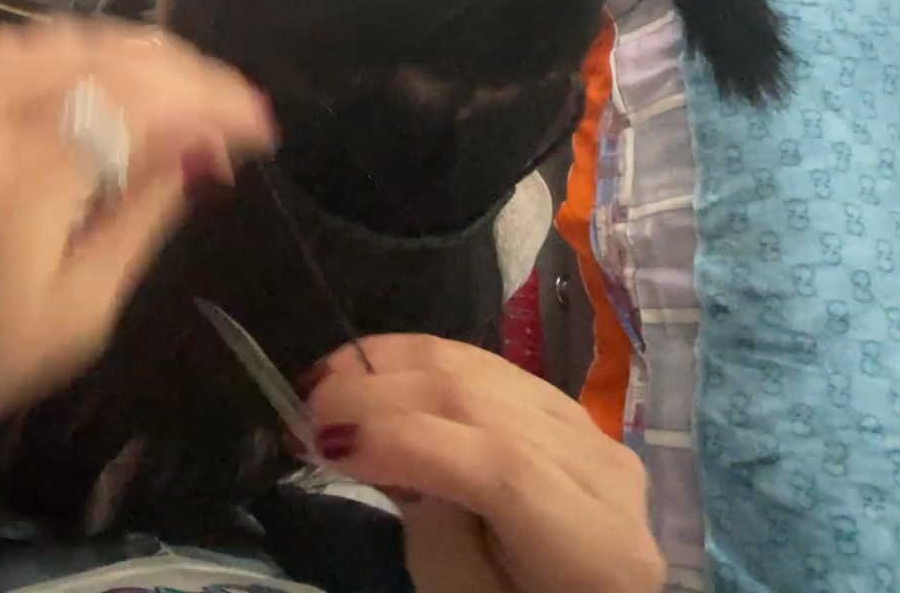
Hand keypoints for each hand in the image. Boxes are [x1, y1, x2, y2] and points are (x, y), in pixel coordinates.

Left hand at [0, 17, 276, 438]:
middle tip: (228, 104)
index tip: (257, 122)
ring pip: (56, 41)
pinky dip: (72, 48)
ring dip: (131, 52)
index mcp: (15, 195)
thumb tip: (205, 146)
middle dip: (180, 73)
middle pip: (98, 64)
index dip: (205, 102)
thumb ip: (144, 212)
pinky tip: (105, 71)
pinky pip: (9, 49)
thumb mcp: (84, 307)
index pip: (130, 109)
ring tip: (181, 83)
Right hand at [303, 335, 663, 592]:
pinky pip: (469, 355)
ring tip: (319, 385)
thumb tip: (384, 446)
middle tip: (301, 413)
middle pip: (475, 400)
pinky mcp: (548, 394)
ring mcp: (577, 419)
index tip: (320, 444)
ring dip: (379, 365)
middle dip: (373, 396)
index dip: (403, 442)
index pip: (498, 466)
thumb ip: (433, 529)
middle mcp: (598, 466)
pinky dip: (405, 355)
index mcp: (595, 544)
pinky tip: (361, 366)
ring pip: (465, 364)